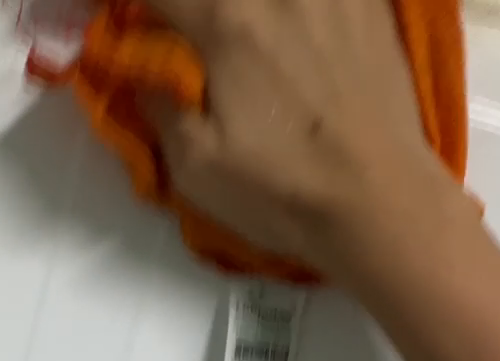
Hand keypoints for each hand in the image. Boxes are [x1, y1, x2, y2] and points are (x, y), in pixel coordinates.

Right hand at [143, 0, 469, 279]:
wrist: (378, 201)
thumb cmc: (282, 192)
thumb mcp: (197, 168)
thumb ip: (160, 107)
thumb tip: (146, 71)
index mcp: (226, 23)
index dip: (129, 5)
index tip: (122, 21)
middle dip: (189, 9)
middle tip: (181, 34)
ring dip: (239, 15)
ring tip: (235, 37)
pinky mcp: (370, 4)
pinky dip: (295, 14)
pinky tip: (289, 32)